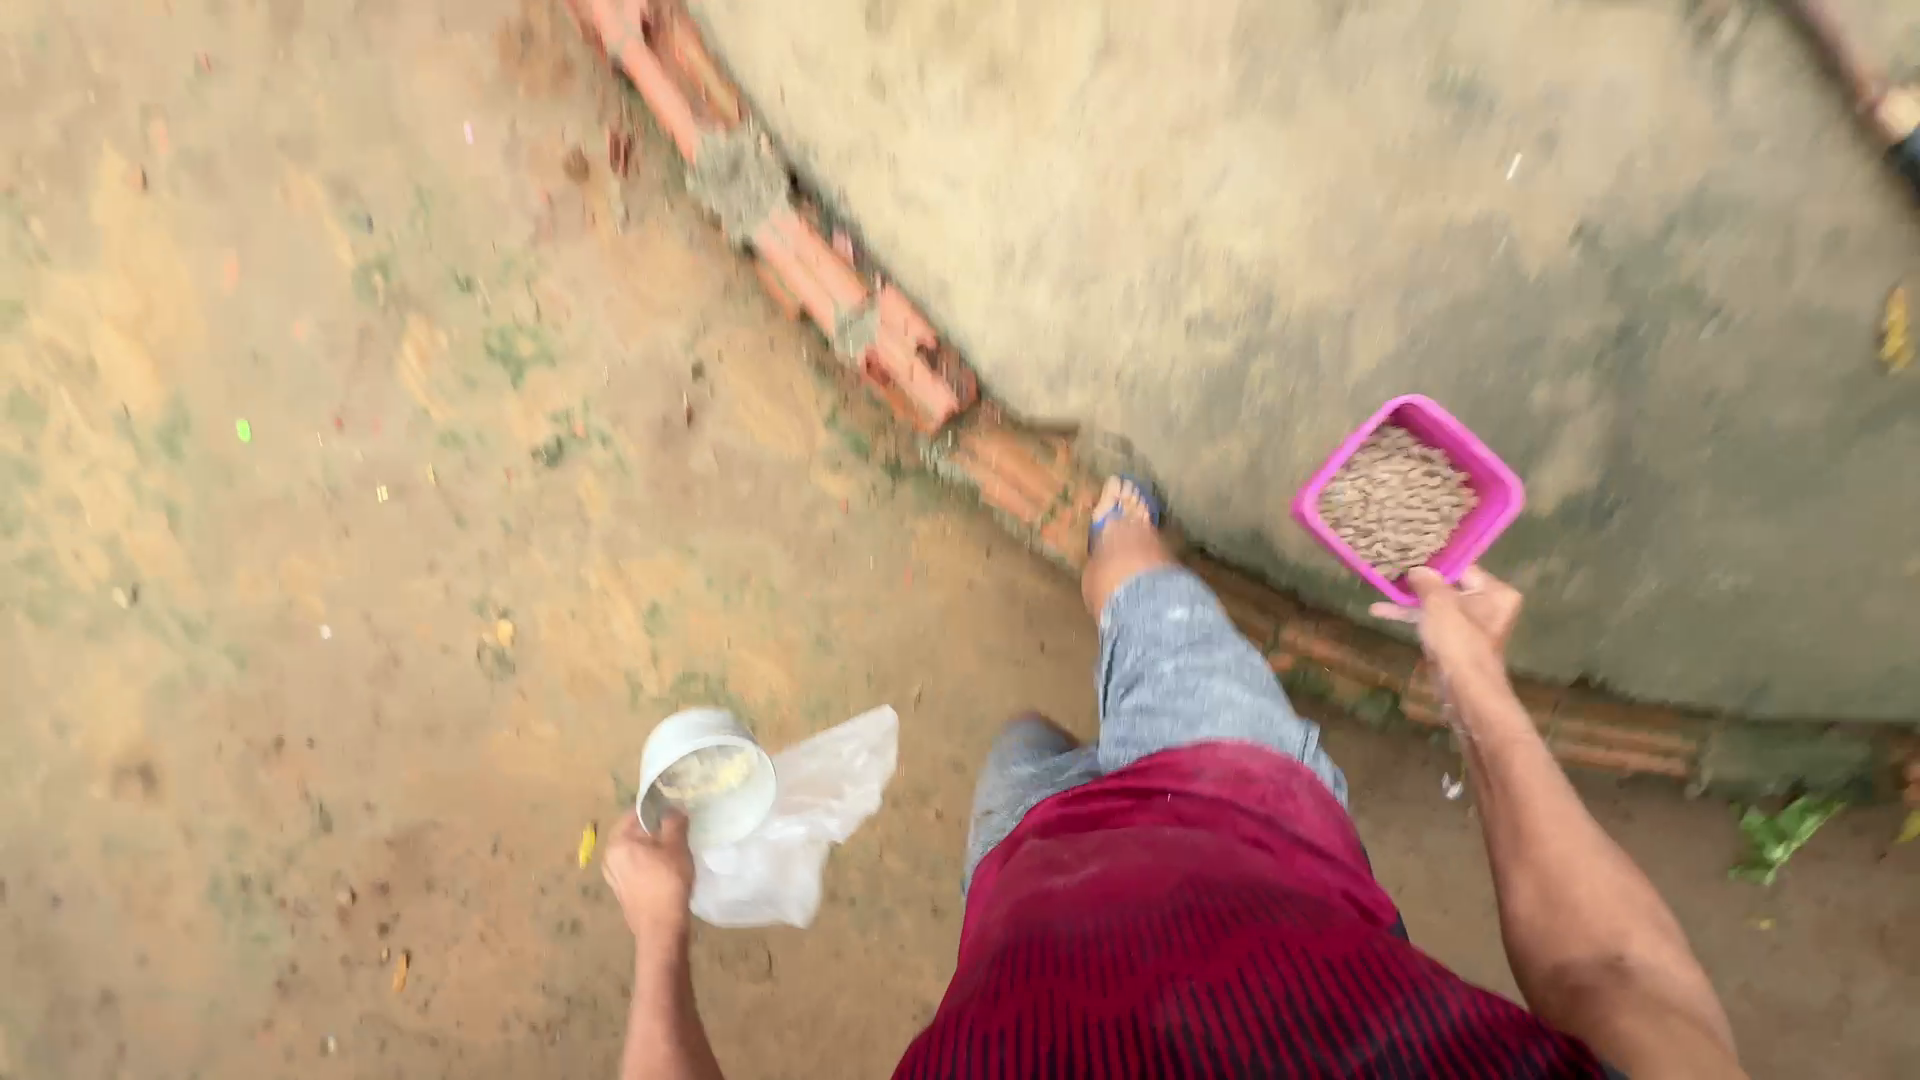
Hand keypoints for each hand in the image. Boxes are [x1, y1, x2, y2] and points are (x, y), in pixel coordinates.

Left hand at [601, 810, 694, 942]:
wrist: (661, 926)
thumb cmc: (667, 881)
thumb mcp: (677, 845)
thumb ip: (674, 821)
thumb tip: (673, 810)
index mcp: (618, 842)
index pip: (635, 812)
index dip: (656, 807)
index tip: (674, 809)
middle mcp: (609, 857)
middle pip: (633, 831)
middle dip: (654, 827)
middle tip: (677, 828)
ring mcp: (613, 875)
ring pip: (634, 849)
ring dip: (651, 844)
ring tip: (673, 847)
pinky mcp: (621, 889)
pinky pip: (634, 865)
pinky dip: (647, 860)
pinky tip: (665, 866)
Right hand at [1369, 565, 1521, 676]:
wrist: (1463, 685)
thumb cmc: (1457, 639)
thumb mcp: (1439, 602)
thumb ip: (1427, 581)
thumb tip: (1418, 569)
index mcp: (1496, 592)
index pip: (1463, 568)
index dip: (1435, 563)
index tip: (1409, 556)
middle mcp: (1489, 605)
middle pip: (1448, 585)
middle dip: (1418, 583)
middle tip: (1393, 572)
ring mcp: (1472, 624)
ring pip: (1437, 604)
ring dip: (1409, 600)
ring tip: (1381, 591)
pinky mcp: (1456, 639)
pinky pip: (1433, 620)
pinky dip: (1412, 616)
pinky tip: (1382, 612)